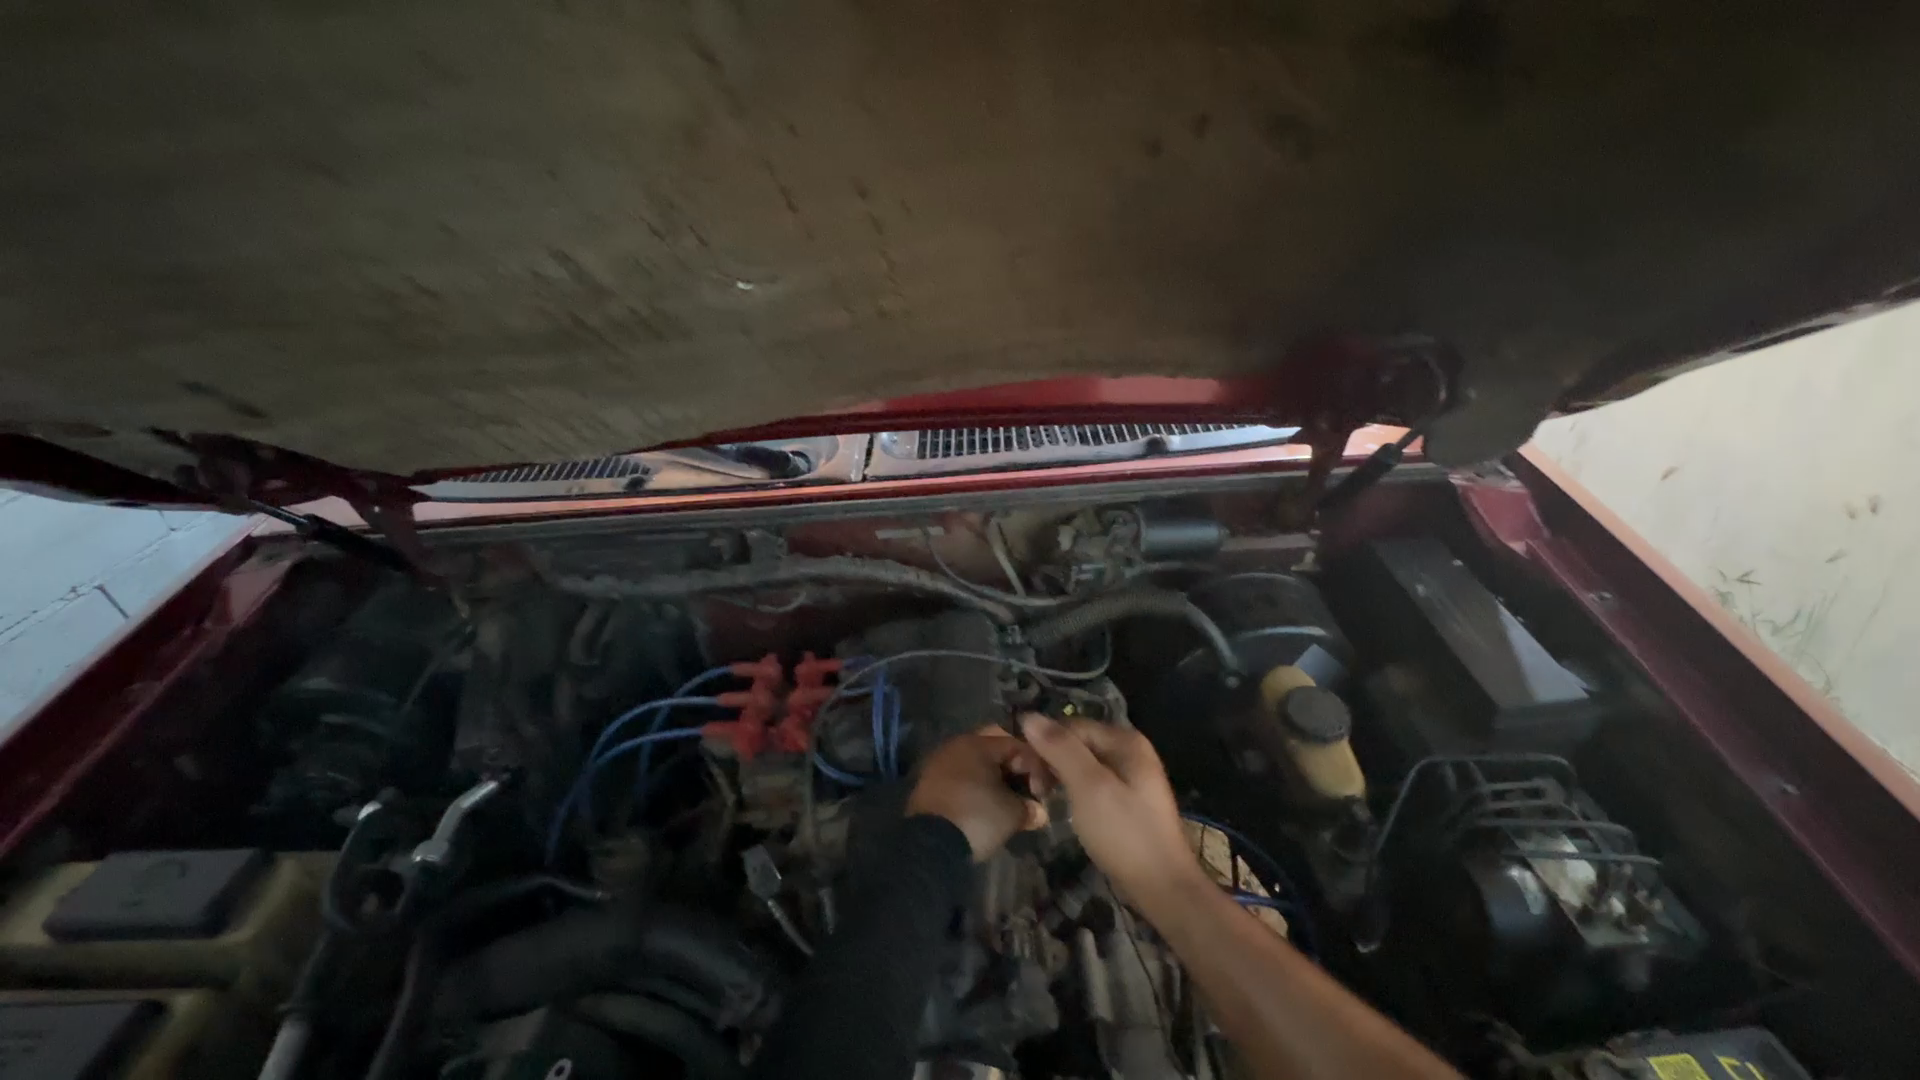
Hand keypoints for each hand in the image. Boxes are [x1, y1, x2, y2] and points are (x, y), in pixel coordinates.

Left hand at [906, 727, 1050, 860]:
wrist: (930, 845)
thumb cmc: (977, 818)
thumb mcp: (1012, 813)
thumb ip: (1029, 807)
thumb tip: (1039, 812)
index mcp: (976, 743)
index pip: (1016, 745)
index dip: (1035, 767)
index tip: (1042, 793)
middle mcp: (955, 746)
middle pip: (994, 750)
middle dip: (1014, 769)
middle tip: (1027, 790)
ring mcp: (938, 765)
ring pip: (975, 764)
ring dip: (994, 779)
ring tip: (1008, 801)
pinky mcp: (928, 785)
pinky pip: (960, 778)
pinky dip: (976, 788)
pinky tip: (986, 806)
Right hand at [1019, 713, 1203, 909]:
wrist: (1162, 886)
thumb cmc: (1124, 833)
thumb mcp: (1088, 787)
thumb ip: (1060, 749)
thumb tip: (1029, 716)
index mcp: (1126, 741)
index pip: (1072, 726)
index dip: (1046, 744)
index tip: (1029, 775)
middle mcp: (1131, 751)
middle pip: (1078, 743)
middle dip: (1052, 761)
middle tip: (1037, 791)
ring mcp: (1131, 777)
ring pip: (1083, 764)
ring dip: (1060, 777)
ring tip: (1045, 799)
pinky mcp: (1127, 800)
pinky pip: (1093, 783)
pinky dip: (1075, 791)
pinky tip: (1066, 808)